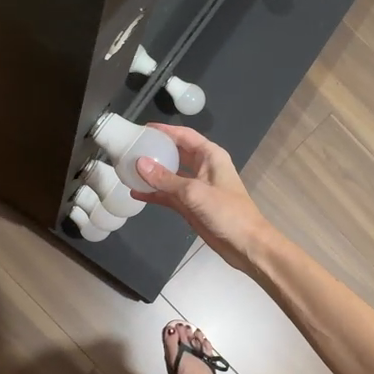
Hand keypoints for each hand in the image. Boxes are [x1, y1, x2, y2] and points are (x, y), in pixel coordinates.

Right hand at [132, 123, 277, 272]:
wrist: (245, 244)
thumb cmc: (227, 212)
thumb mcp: (195, 193)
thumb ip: (166, 179)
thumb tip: (140, 163)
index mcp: (210, 156)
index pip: (184, 136)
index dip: (164, 131)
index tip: (142, 129)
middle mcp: (203, 168)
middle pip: (176, 153)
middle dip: (155, 151)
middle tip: (130, 149)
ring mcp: (196, 188)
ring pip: (170, 175)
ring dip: (152, 174)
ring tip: (127, 170)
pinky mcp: (191, 205)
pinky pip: (169, 194)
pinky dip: (155, 194)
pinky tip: (136, 193)